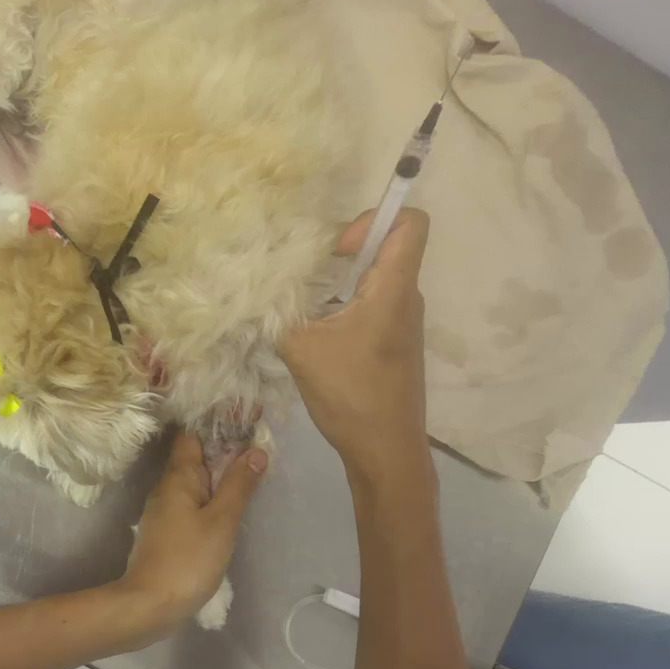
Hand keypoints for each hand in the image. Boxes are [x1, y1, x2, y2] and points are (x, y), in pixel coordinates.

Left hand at [115, 431, 265, 640]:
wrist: (150, 602)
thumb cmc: (189, 558)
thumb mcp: (221, 520)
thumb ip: (239, 485)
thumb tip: (256, 450)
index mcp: (178, 477)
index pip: (192, 436)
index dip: (215, 424)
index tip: (242, 417)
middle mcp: (166, 488)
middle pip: (194, 458)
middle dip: (222, 449)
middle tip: (256, 442)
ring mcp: (164, 511)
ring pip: (193, 482)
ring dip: (217, 475)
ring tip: (248, 470)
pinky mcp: (166, 532)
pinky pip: (191, 503)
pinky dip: (209, 497)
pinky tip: (226, 505)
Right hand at [281, 209, 431, 480]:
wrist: (384, 449)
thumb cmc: (350, 396)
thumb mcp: (301, 350)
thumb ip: (280, 312)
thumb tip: (260, 290)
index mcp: (393, 291)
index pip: (409, 224)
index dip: (374, 219)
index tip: (336, 249)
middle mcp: (405, 299)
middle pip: (388, 248)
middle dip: (345, 250)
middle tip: (306, 273)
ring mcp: (402, 322)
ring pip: (376, 280)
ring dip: (340, 282)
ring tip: (304, 303)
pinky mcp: (393, 344)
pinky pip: (372, 306)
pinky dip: (344, 307)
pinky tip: (315, 333)